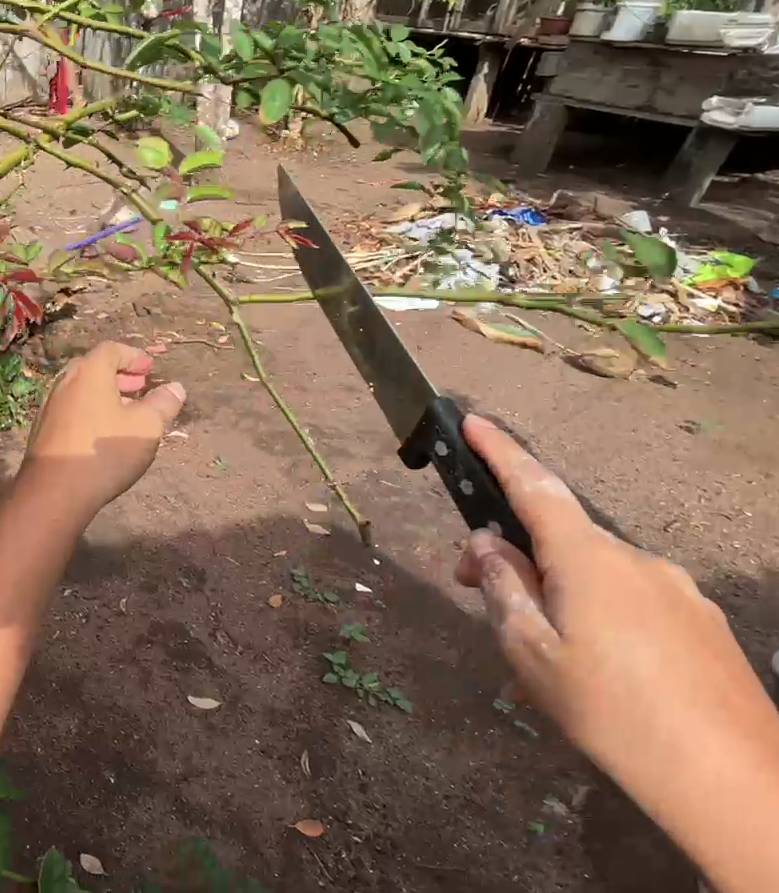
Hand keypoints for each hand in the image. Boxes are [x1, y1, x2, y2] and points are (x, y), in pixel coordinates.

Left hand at [19, 341, 185, 517]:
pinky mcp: (43, 429)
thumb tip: (174, 388)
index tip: (150, 369)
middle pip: (93, 368)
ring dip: (105, 395)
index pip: (110, 350)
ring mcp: (49, 406)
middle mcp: (64, 383)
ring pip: (81, 390)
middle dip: (119, 375)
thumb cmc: (104, 451)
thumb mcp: (146, 426)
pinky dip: (90, 410)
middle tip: (140, 388)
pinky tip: (104, 433)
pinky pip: (71, 409)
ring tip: (128, 412)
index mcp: (88, 373)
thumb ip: (162, 404)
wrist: (54, 489)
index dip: (133, 356)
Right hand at [455, 415, 778, 891]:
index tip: (473, 420)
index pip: (536, 489)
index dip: (501, 452)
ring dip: (552, 585)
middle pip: (559, 537)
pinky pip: (629, 599)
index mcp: (590, 561)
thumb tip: (488, 543)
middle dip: (511, 550)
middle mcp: (639, 563)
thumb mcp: (528, 648)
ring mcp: (679, 594)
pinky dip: (592, 610)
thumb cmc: (610, 710)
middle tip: (472, 587)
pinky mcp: (702, 627)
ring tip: (533, 639)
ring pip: (594, 572)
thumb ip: (502, 586)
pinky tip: (588, 661)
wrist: (735, 787)